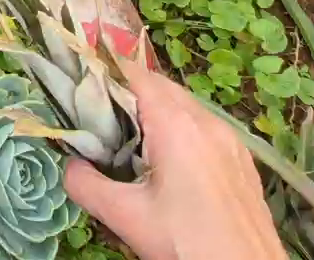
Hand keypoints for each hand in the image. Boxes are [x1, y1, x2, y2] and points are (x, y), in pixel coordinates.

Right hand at [64, 63, 283, 259]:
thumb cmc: (189, 247)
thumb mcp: (125, 218)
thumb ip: (84, 182)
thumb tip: (70, 164)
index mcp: (176, 125)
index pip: (131, 72)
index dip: (100, 71)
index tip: (76, 86)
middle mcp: (206, 122)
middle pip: (156, 84)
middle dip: (123, 91)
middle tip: (96, 115)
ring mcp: (230, 141)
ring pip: (180, 104)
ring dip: (151, 110)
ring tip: (127, 139)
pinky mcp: (242, 162)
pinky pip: (201, 126)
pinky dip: (177, 129)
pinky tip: (165, 163)